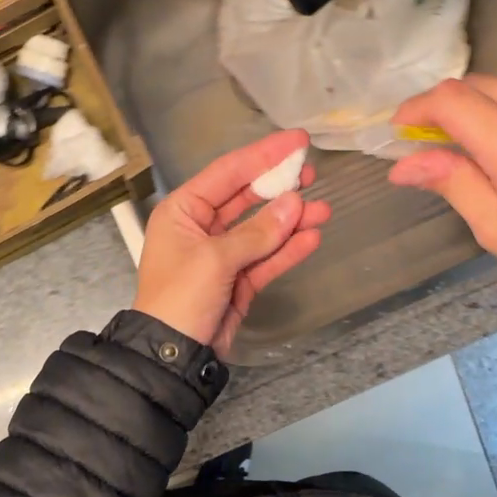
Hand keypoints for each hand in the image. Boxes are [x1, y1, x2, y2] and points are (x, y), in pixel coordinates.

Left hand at [133, 129, 332, 358]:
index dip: (264, 156)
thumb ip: (257, 233)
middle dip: (280, 188)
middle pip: (246, 199)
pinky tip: (311, 239)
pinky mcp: (237, 284)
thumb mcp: (215, 260)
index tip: (298, 141)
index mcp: (183, 211)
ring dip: (291, 222)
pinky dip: (287, 251)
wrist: (173, 354)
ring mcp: (221, 257)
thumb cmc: (181, 297)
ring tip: (324, 211)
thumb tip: (296, 204)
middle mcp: (200, 228)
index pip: (228, 173)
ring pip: (261, 232)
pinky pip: (265, 261)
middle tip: (313, 174)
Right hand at [389, 76, 496, 301]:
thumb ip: (453, 184)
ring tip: (479, 144)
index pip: (454, 99)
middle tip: (433, 141)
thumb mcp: (496, 229)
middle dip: (450, 107)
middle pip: (484, 83)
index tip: (402, 128)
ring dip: (489, 106)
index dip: (419, 108)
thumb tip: (404, 164)